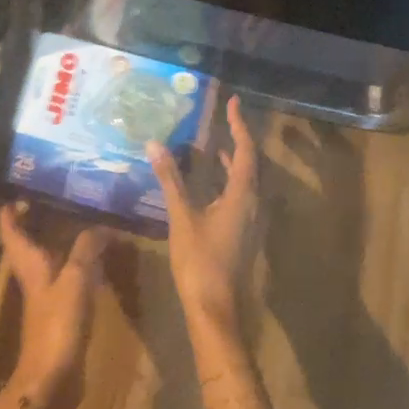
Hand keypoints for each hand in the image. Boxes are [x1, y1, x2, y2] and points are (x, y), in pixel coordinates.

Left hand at [0, 203, 109, 408]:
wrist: (52, 375)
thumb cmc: (58, 323)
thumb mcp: (76, 278)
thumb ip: (86, 247)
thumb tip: (101, 225)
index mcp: (26, 260)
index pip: (8, 225)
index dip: (13, 206)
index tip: (32, 189)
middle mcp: (30, 272)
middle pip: (26, 238)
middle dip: (39, 217)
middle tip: (66, 198)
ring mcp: (43, 291)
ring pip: (45, 255)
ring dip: (59, 237)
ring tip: (86, 220)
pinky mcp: (57, 308)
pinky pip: (63, 274)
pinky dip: (75, 260)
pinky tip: (97, 258)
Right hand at [148, 95, 258, 337]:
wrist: (214, 306)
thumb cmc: (199, 260)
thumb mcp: (182, 216)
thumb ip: (170, 179)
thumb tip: (155, 144)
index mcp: (242, 196)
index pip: (245, 150)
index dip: (239, 125)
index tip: (231, 102)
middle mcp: (253, 204)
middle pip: (250, 164)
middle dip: (238, 139)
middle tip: (222, 119)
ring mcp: (249, 221)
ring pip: (245, 182)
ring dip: (232, 161)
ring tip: (213, 144)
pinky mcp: (241, 233)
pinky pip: (238, 196)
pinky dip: (226, 180)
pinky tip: (208, 182)